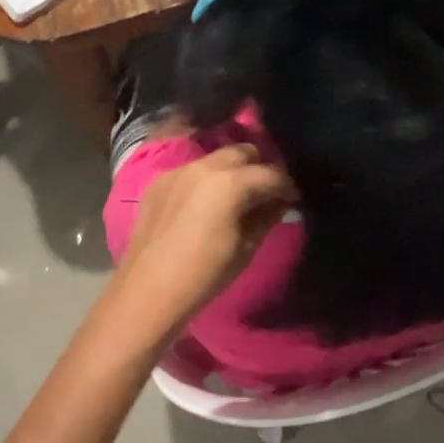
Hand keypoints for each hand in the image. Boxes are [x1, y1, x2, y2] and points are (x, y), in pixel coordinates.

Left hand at [104, 144, 295, 341]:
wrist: (149, 290)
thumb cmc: (206, 273)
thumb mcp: (246, 247)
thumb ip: (267, 216)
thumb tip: (280, 202)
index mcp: (230, 182)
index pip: (270, 173)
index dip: (287, 186)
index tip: (293, 198)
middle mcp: (203, 166)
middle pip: (242, 152)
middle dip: (259, 167)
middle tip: (266, 191)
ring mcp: (178, 171)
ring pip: (215, 158)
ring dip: (232, 171)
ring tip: (237, 195)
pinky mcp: (158, 182)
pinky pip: (191, 171)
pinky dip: (206, 180)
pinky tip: (206, 203)